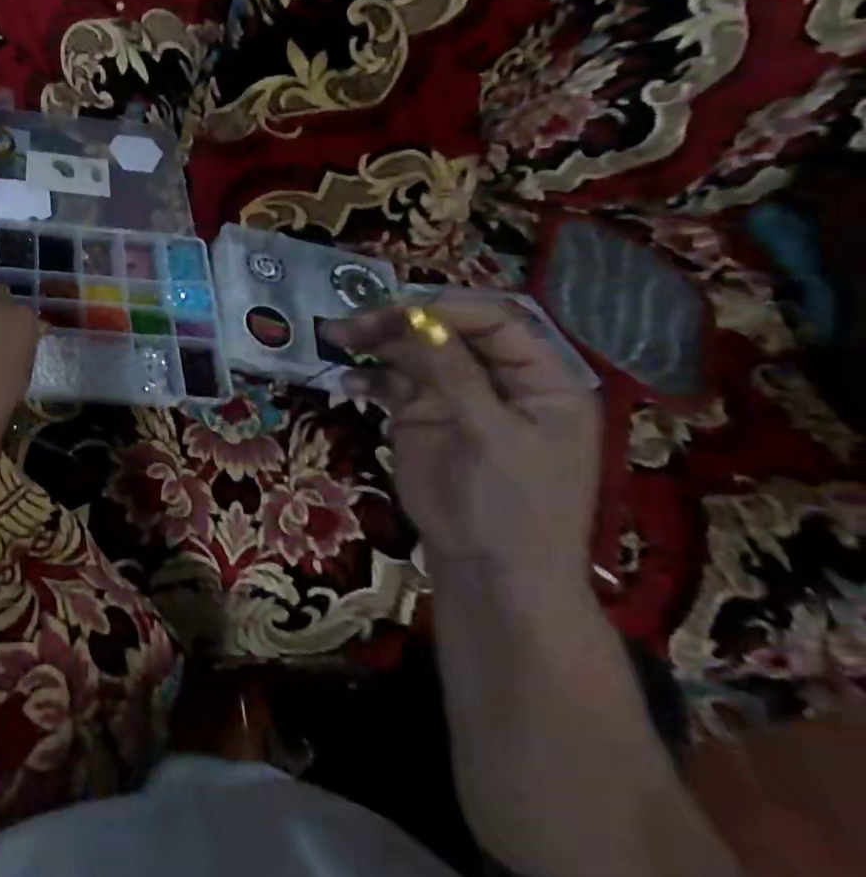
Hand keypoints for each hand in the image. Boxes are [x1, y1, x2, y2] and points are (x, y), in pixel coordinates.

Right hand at [324, 293, 600, 584]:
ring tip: (336, 339)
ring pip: (413, 355)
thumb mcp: (492, 436)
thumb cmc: (514, 504)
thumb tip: (419, 320)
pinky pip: (391, 386)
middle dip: (400, 324)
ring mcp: (455, 399)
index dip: (447, 309)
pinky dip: (367, 380)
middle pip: (447, 333)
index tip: (396, 310)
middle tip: (352, 325)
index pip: (497, 323)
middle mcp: (497, 380)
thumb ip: (455, 375)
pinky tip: (348, 385)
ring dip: (375, 345)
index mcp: (541, 379)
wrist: (490, 566)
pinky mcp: (420, 419)